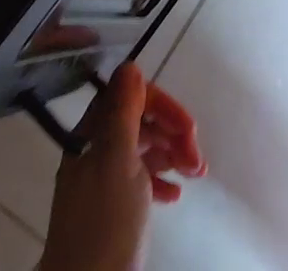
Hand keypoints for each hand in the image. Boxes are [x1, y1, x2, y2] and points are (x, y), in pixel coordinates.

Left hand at [40, 64, 204, 270]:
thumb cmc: (105, 222)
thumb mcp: (118, 161)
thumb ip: (124, 112)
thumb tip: (130, 66)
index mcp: (92, 135)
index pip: (130, 97)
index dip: (162, 106)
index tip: (189, 129)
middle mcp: (94, 151)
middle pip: (139, 123)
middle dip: (172, 133)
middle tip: (196, 159)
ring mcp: (101, 181)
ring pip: (142, 151)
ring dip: (171, 155)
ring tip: (195, 175)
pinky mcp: (111, 209)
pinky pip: (140, 181)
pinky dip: (160, 181)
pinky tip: (174, 195)